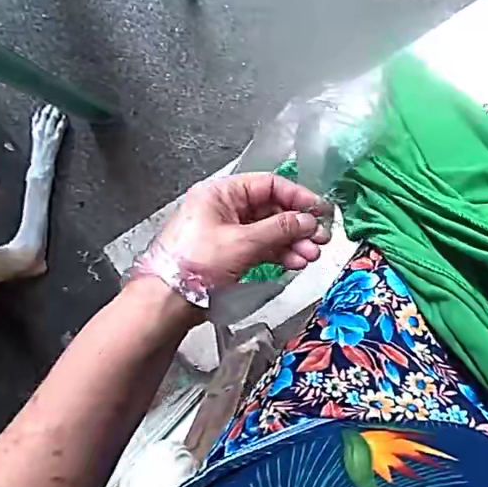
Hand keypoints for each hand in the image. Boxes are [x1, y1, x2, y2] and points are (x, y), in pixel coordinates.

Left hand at [129, 173, 333, 305]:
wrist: (167, 301)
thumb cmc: (194, 265)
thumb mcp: (243, 242)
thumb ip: (280, 229)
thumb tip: (308, 220)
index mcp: (221, 193)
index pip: (268, 185)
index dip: (297, 196)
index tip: (318, 211)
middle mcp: (224, 208)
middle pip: (272, 209)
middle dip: (298, 225)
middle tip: (320, 238)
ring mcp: (227, 232)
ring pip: (269, 231)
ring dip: (293, 242)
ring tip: (311, 256)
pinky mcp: (229, 253)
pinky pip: (261, 247)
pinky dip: (279, 254)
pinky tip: (295, 263)